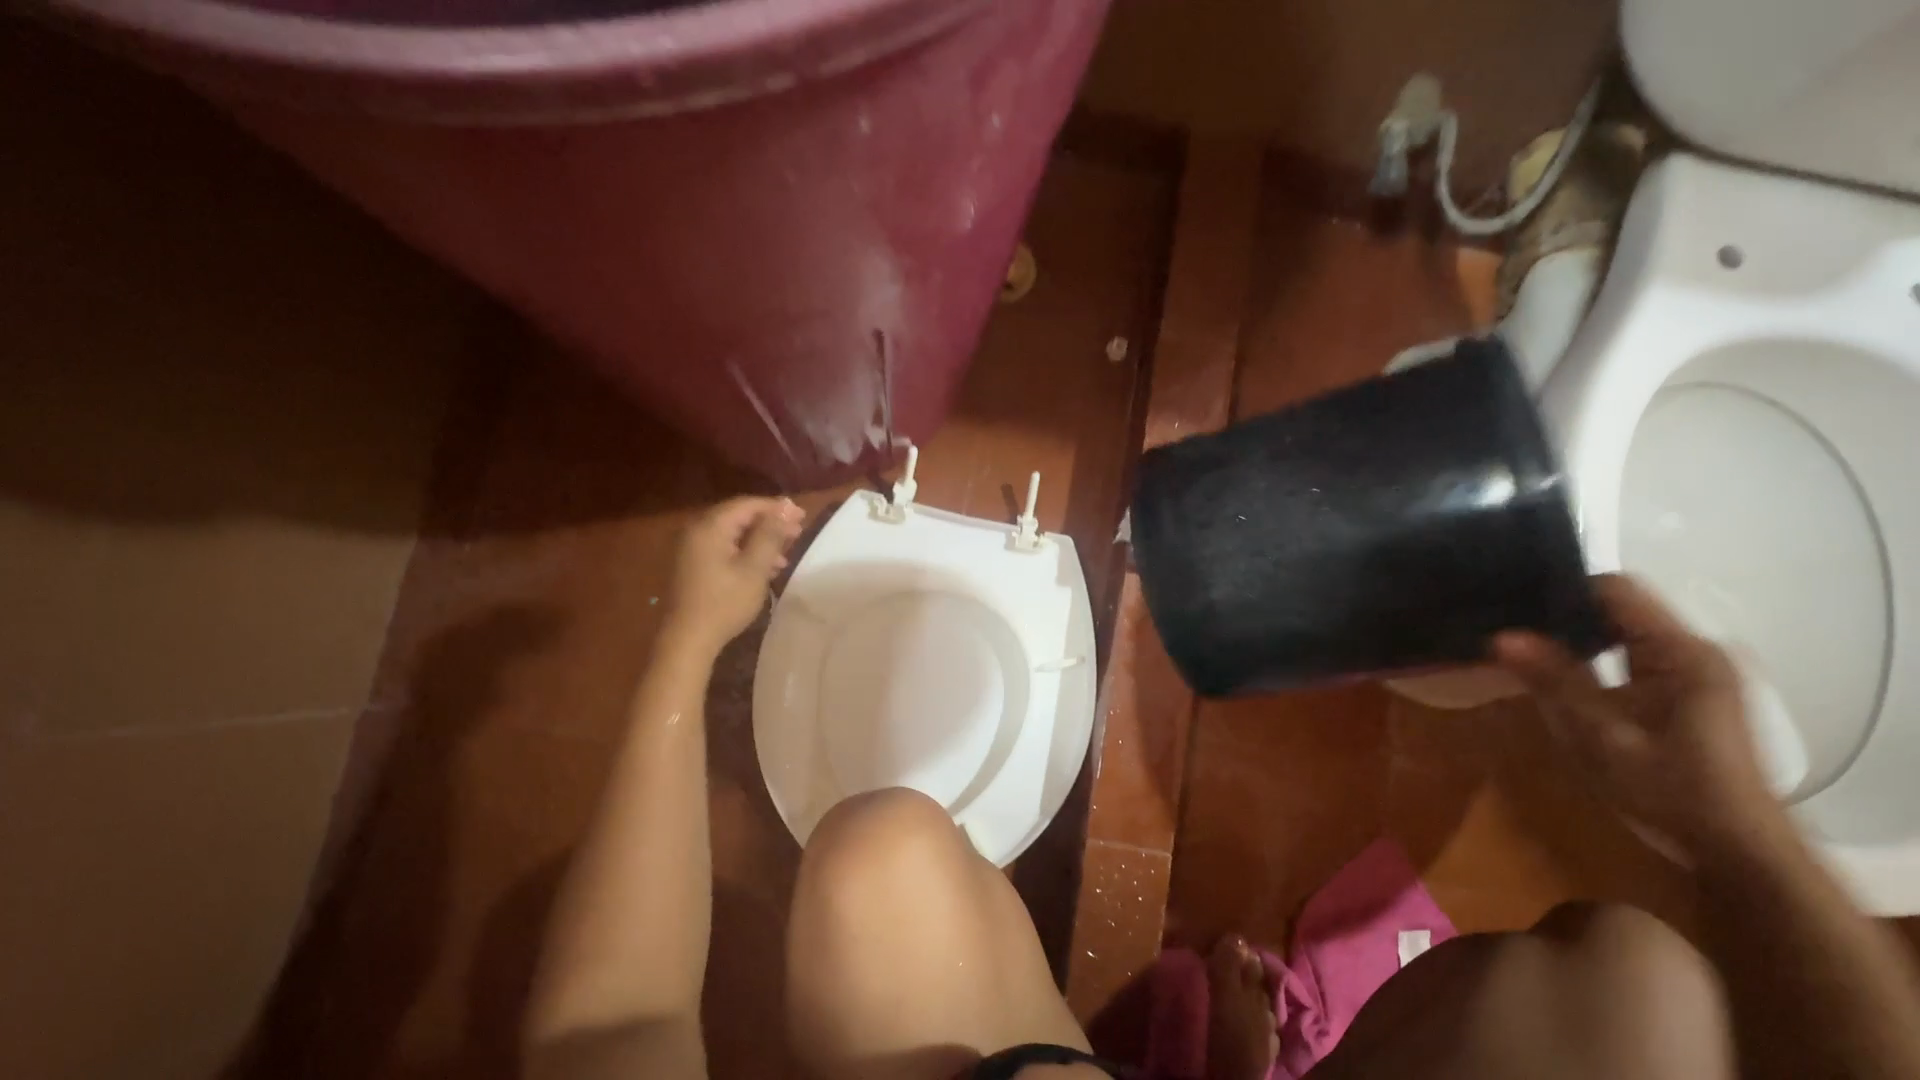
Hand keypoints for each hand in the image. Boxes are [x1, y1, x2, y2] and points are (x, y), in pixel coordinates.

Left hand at [663, 496, 803, 654]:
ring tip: (786, 554)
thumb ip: (770, 535)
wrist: (687, 639)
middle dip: (770, 524)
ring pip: (733, 534)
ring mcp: (692, 549)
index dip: (777, 507)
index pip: (747, 504)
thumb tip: (786, 507)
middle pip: (739, 517)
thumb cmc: (724, 603)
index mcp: (711, 527)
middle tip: (798, 532)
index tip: (802, 516)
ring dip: (760, 540)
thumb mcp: (754, 568)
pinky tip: (764, 569)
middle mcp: (697, 531)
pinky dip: (745, 552)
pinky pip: (724, 548)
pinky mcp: (692, 565)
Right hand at [1492, 574, 1780, 855]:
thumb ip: (1555, 682)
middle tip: (1511, 631)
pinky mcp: (1693, 690)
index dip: (1563, 590)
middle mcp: (1697, 649)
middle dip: (1564, 617)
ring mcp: (1699, 669)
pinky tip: (1569, 682)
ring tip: (1528, 653)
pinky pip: (1636, 655)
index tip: (1516, 605)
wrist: (1740, 851)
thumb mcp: (1601, 737)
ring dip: (1580, 640)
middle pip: (1619, 607)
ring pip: (1625, 632)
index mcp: (1683, 651)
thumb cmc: (1673, 794)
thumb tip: (1502, 636)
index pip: (1615, 589)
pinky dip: (1599, 660)